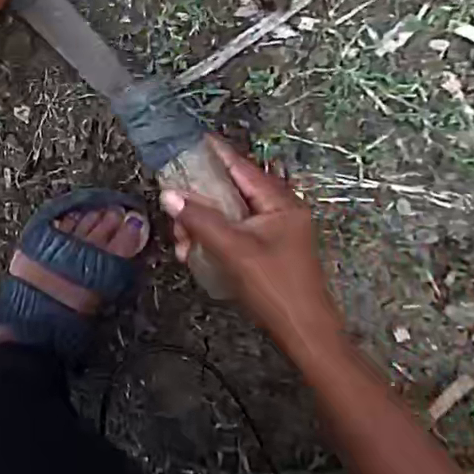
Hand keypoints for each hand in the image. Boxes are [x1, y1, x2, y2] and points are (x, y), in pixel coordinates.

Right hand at [161, 136, 344, 356]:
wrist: (304, 334)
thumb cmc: (275, 288)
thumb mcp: (232, 250)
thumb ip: (199, 219)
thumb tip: (169, 194)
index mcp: (280, 203)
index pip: (242, 167)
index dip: (216, 153)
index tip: (192, 139)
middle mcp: (280, 212)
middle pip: (232, 192)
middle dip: (199, 200)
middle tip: (174, 205)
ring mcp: (275, 232)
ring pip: (229, 215)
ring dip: (202, 224)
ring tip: (182, 243)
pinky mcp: (268, 250)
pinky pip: (234, 233)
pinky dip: (213, 238)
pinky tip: (194, 253)